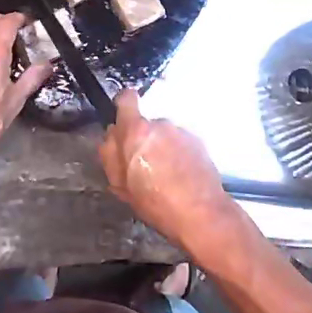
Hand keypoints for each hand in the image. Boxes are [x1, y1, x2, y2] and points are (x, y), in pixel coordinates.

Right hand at [98, 90, 248, 255]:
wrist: (201, 213)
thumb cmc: (156, 202)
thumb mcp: (121, 184)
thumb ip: (110, 154)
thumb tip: (112, 136)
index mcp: (136, 132)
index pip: (126, 99)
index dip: (124, 106)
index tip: (124, 120)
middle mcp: (160, 125)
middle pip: (145, 124)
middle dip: (143, 140)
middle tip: (143, 166)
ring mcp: (181, 132)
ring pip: (164, 135)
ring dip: (161, 148)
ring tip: (164, 176)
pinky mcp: (198, 141)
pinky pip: (180, 143)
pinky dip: (178, 154)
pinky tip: (180, 176)